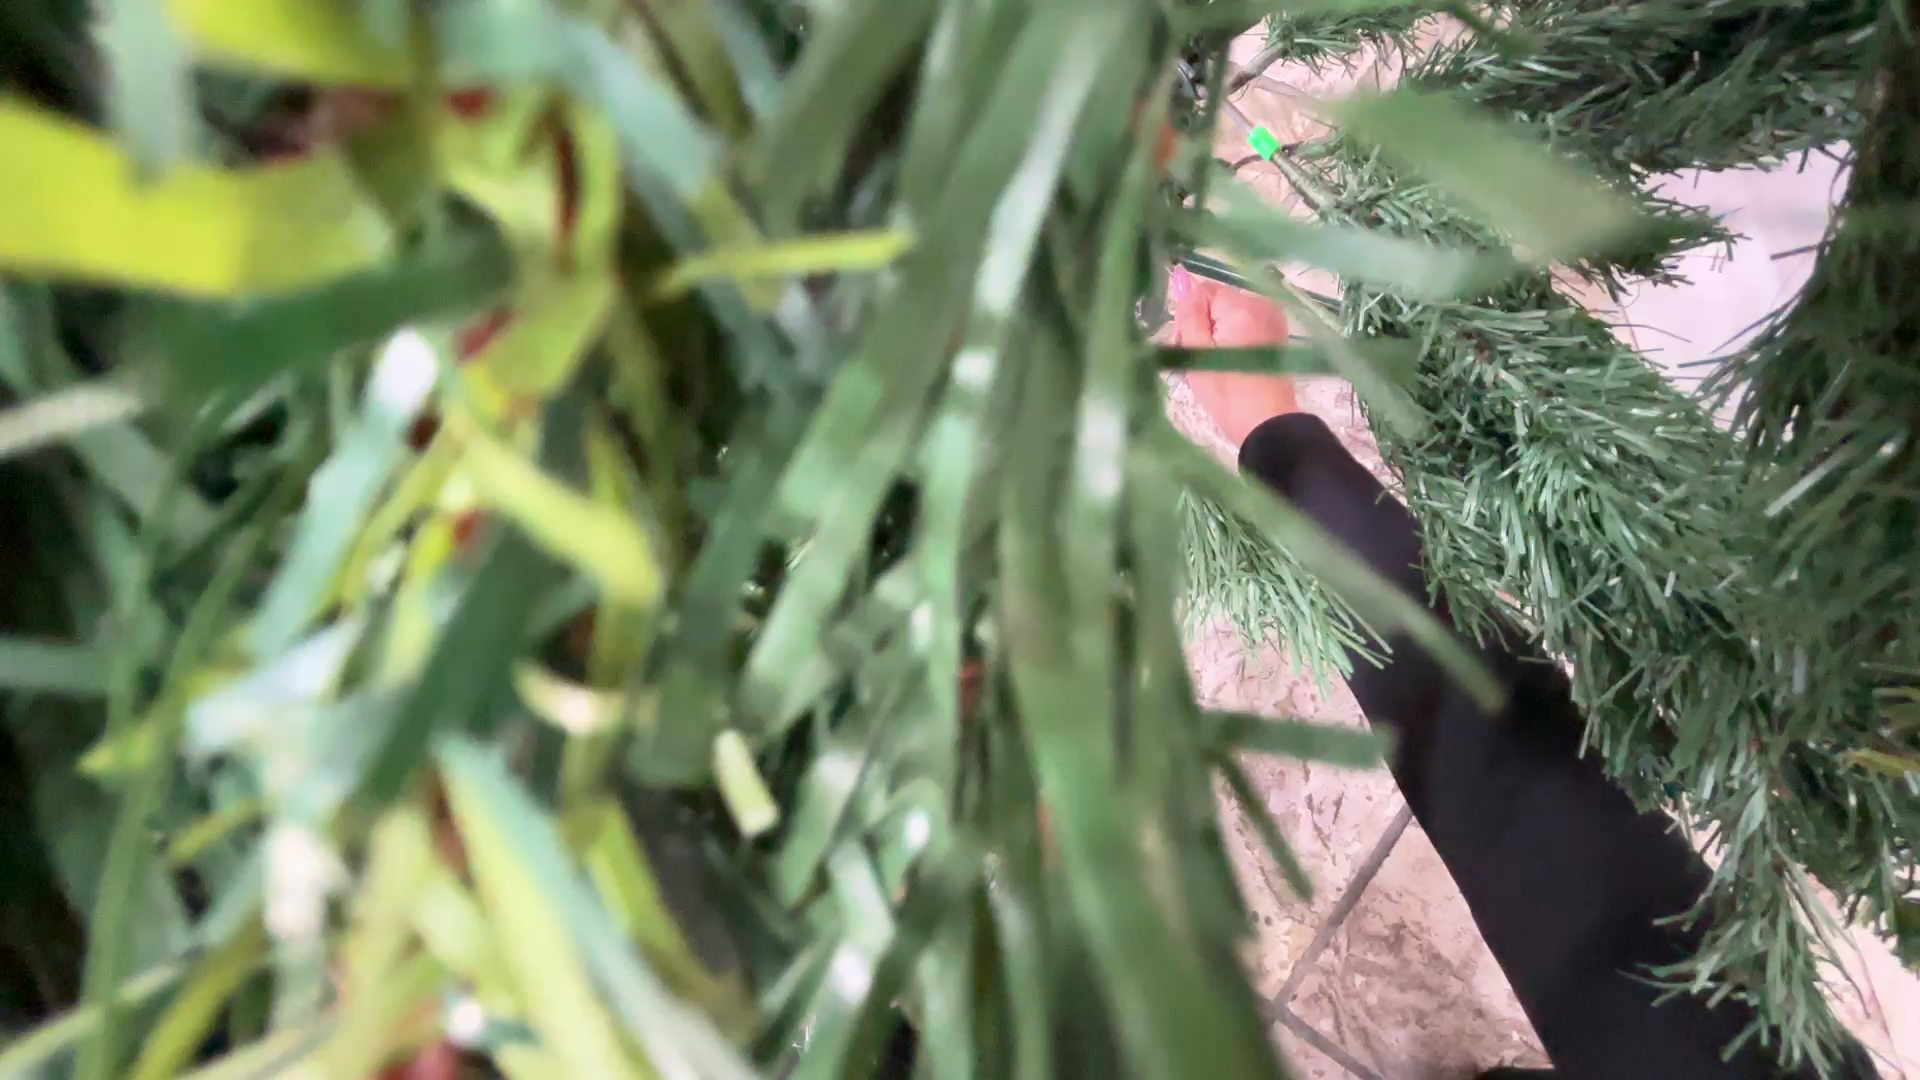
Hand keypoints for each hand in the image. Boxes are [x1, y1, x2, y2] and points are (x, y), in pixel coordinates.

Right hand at [1168, 265, 1298, 447]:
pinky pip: (1241, 328)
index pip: (1201, 291)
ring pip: (1226, 317)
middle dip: (1199, 328)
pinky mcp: (1274, 336)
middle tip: (1195, 362)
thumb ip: (1188, 312)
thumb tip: (1178, 273)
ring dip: (1211, 338)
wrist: (1264, 423)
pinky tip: (1224, 366)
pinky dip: (1227, 343)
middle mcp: (1261, 304)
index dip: (1187, 317)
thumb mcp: (1197, 351)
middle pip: (1214, 303)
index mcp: (1242, 304)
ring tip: (1208, 368)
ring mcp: (1271, 320)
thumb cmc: (1226, 391)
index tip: (1184, 346)